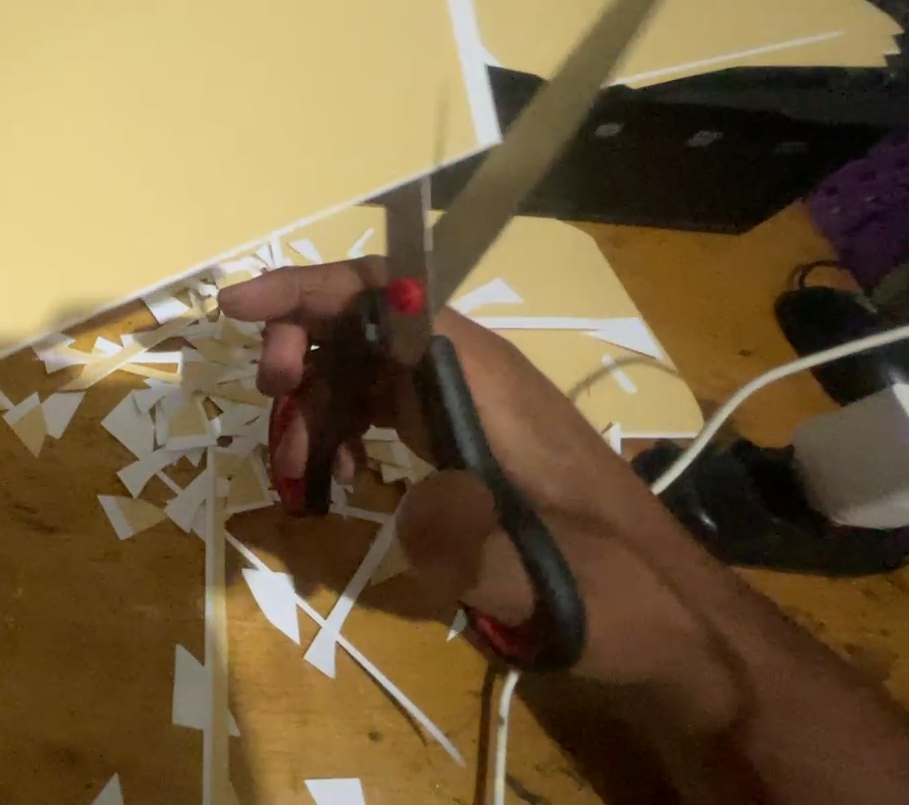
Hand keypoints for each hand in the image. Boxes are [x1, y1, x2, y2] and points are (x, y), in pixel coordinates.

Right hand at [220, 259, 743, 709]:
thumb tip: (400, 502)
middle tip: (273, 407)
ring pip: (352, 368)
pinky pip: (369, 404)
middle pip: (353, 324)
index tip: (238, 307)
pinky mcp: (444, 428)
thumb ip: (469, 545)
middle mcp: (458, 370)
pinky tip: (333, 479)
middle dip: (296, 356)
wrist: (669, 619)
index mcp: (477, 375)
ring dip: (309, 409)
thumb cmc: (615, 589)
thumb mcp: (542, 579)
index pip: (382, 295)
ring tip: (298, 475)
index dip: (306, 289)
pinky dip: (335, 431)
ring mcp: (449, 397)